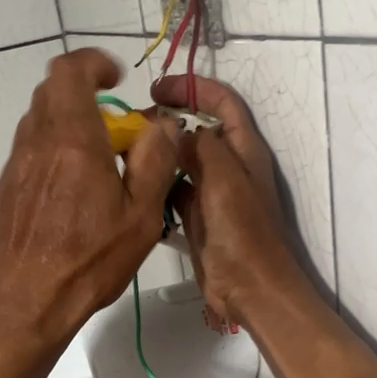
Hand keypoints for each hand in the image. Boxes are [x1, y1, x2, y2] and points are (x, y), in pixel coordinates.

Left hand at [0, 48, 180, 347]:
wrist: (25, 303)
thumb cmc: (89, 262)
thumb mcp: (140, 217)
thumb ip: (155, 161)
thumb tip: (163, 125)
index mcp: (73, 141)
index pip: (70, 70)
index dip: (93, 63)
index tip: (116, 79)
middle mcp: (37, 144)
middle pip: (52, 92)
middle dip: (85, 96)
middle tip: (114, 129)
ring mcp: (15, 167)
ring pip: (39, 123)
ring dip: (69, 126)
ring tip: (97, 165)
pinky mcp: (5, 191)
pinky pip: (30, 154)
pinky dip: (53, 154)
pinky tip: (72, 196)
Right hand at [150, 75, 309, 328]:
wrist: (250, 289)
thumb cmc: (242, 233)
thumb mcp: (224, 179)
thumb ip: (202, 146)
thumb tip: (178, 130)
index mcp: (244, 150)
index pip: (222, 103)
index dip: (193, 88)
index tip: (156, 89)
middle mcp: (231, 167)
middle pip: (199, 130)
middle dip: (169, 120)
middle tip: (132, 124)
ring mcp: (214, 194)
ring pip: (183, 162)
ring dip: (160, 154)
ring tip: (126, 152)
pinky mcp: (199, 219)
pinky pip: (175, 193)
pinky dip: (158, 186)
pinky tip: (135, 187)